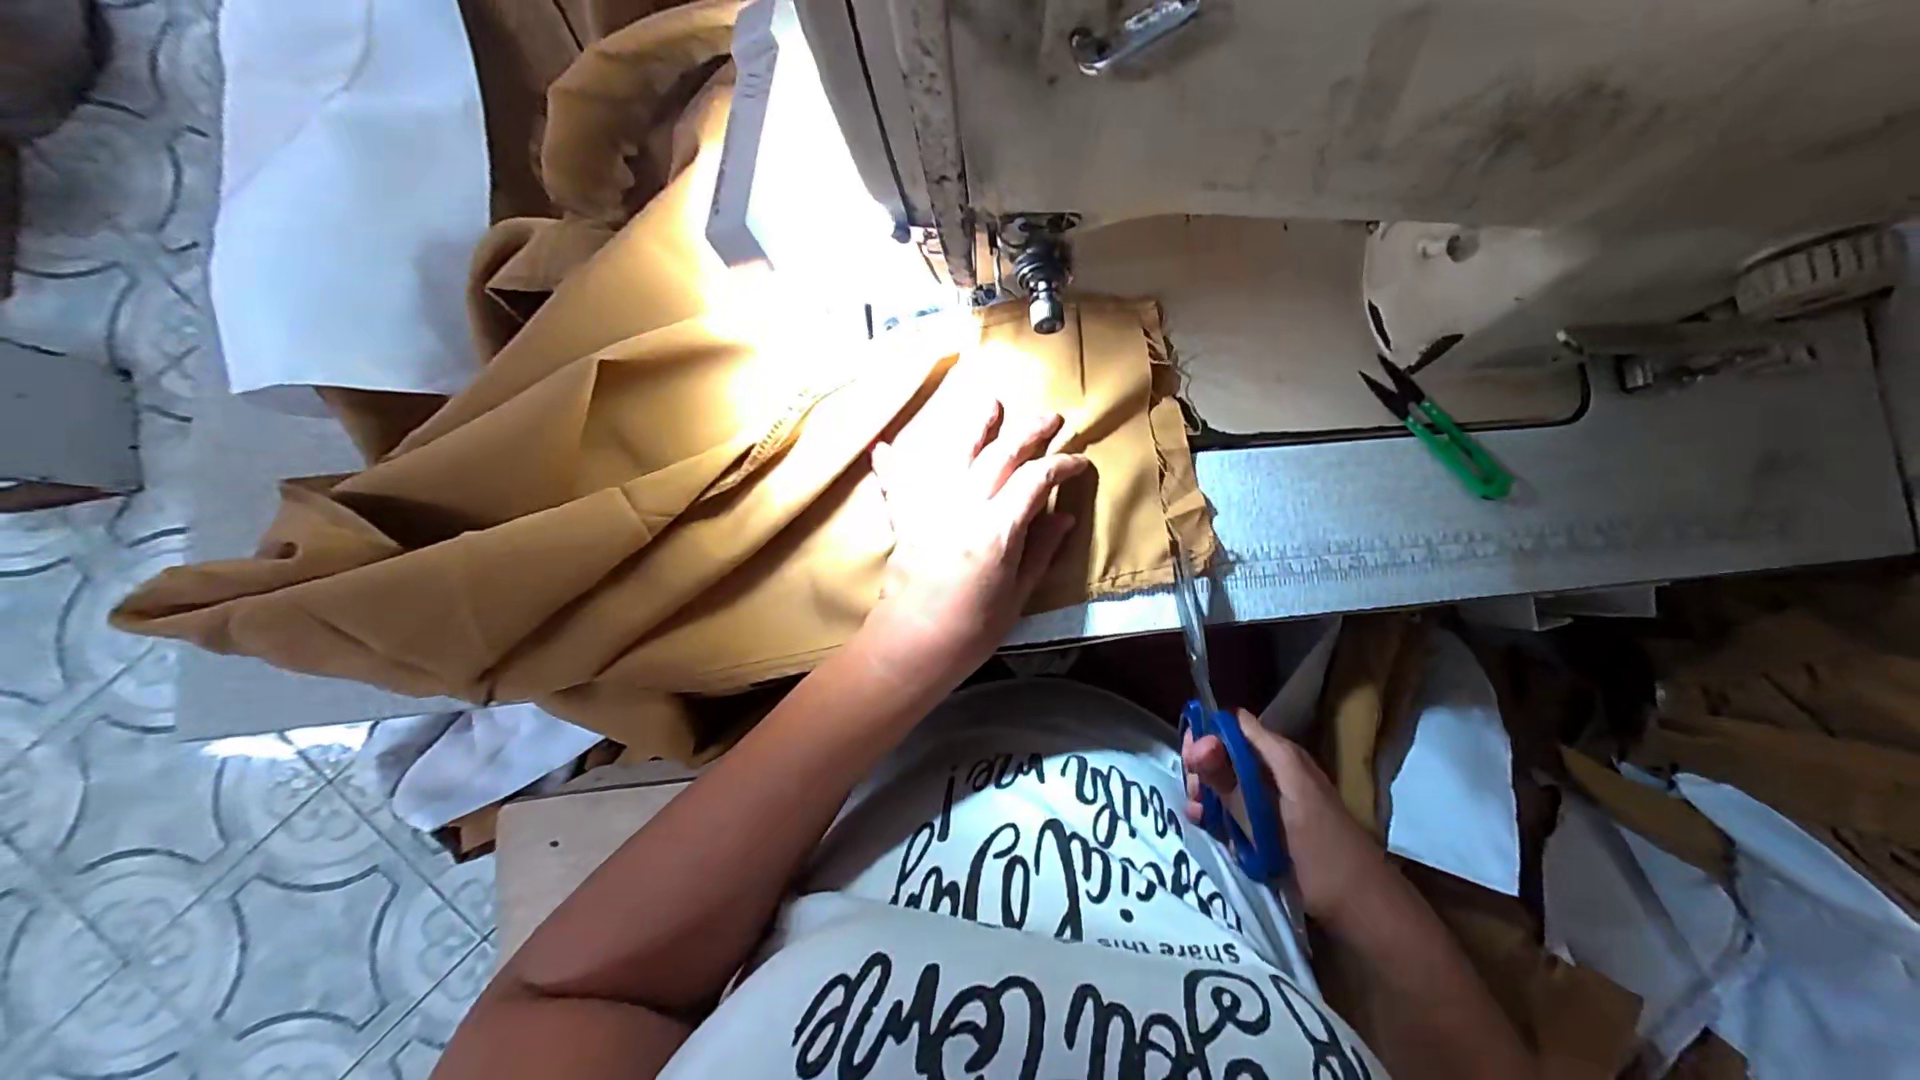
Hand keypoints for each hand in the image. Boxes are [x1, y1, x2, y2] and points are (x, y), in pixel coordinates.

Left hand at [857, 384, 1090, 693]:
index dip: (1062, 465)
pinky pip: (899, 484)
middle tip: (1051, 418)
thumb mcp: (1018, 595)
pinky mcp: (906, 520)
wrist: (913, 645)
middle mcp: (964, 507)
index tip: (1079, 461)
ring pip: (955, 455)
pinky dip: (893, 465)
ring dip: (975, 428)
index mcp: (997, 529)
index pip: (1035, 480)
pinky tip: (884, 447)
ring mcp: (931, 509)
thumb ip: (1040, 550)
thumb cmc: (972, 630)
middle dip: (1029, 433)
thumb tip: (1062, 515)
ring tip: (989, 404)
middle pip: (1000, 456)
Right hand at [1182, 710, 1397, 924]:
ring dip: (1213, 792)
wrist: (1366, 909)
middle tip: (1194, 796)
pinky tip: (1214, 826)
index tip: (1190, 763)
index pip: (1233, 723)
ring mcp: (1282, 788)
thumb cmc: (1319, 861)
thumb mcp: (1265, 822)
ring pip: (1234, 775)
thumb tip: (1198, 742)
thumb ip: (1229, 782)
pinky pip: (1246, 796)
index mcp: (1281, 756)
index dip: (1207, 735)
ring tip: (1201, 816)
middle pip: (1229, 749)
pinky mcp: (1281, 811)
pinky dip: (1228, 808)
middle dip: (1205, 768)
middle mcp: (1281, 764)